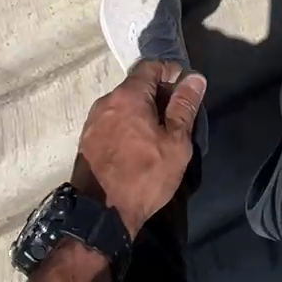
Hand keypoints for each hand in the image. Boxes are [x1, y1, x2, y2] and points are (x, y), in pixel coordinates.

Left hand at [69, 60, 205, 237]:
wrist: (100, 215)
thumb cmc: (144, 176)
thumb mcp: (175, 143)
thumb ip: (184, 107)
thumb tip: (194, 78)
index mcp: (128, 96)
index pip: (151, 66)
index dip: (171, 72)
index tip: (185, 90)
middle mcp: (107, 101)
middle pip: (136, 85)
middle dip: (158, 94)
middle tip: (177, 117)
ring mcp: (93, 120)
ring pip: (123, 104)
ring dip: (142, 111)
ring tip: (159, 134)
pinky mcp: (87, 139)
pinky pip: (113, 120)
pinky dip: (127, 124)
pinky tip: (138, 146)